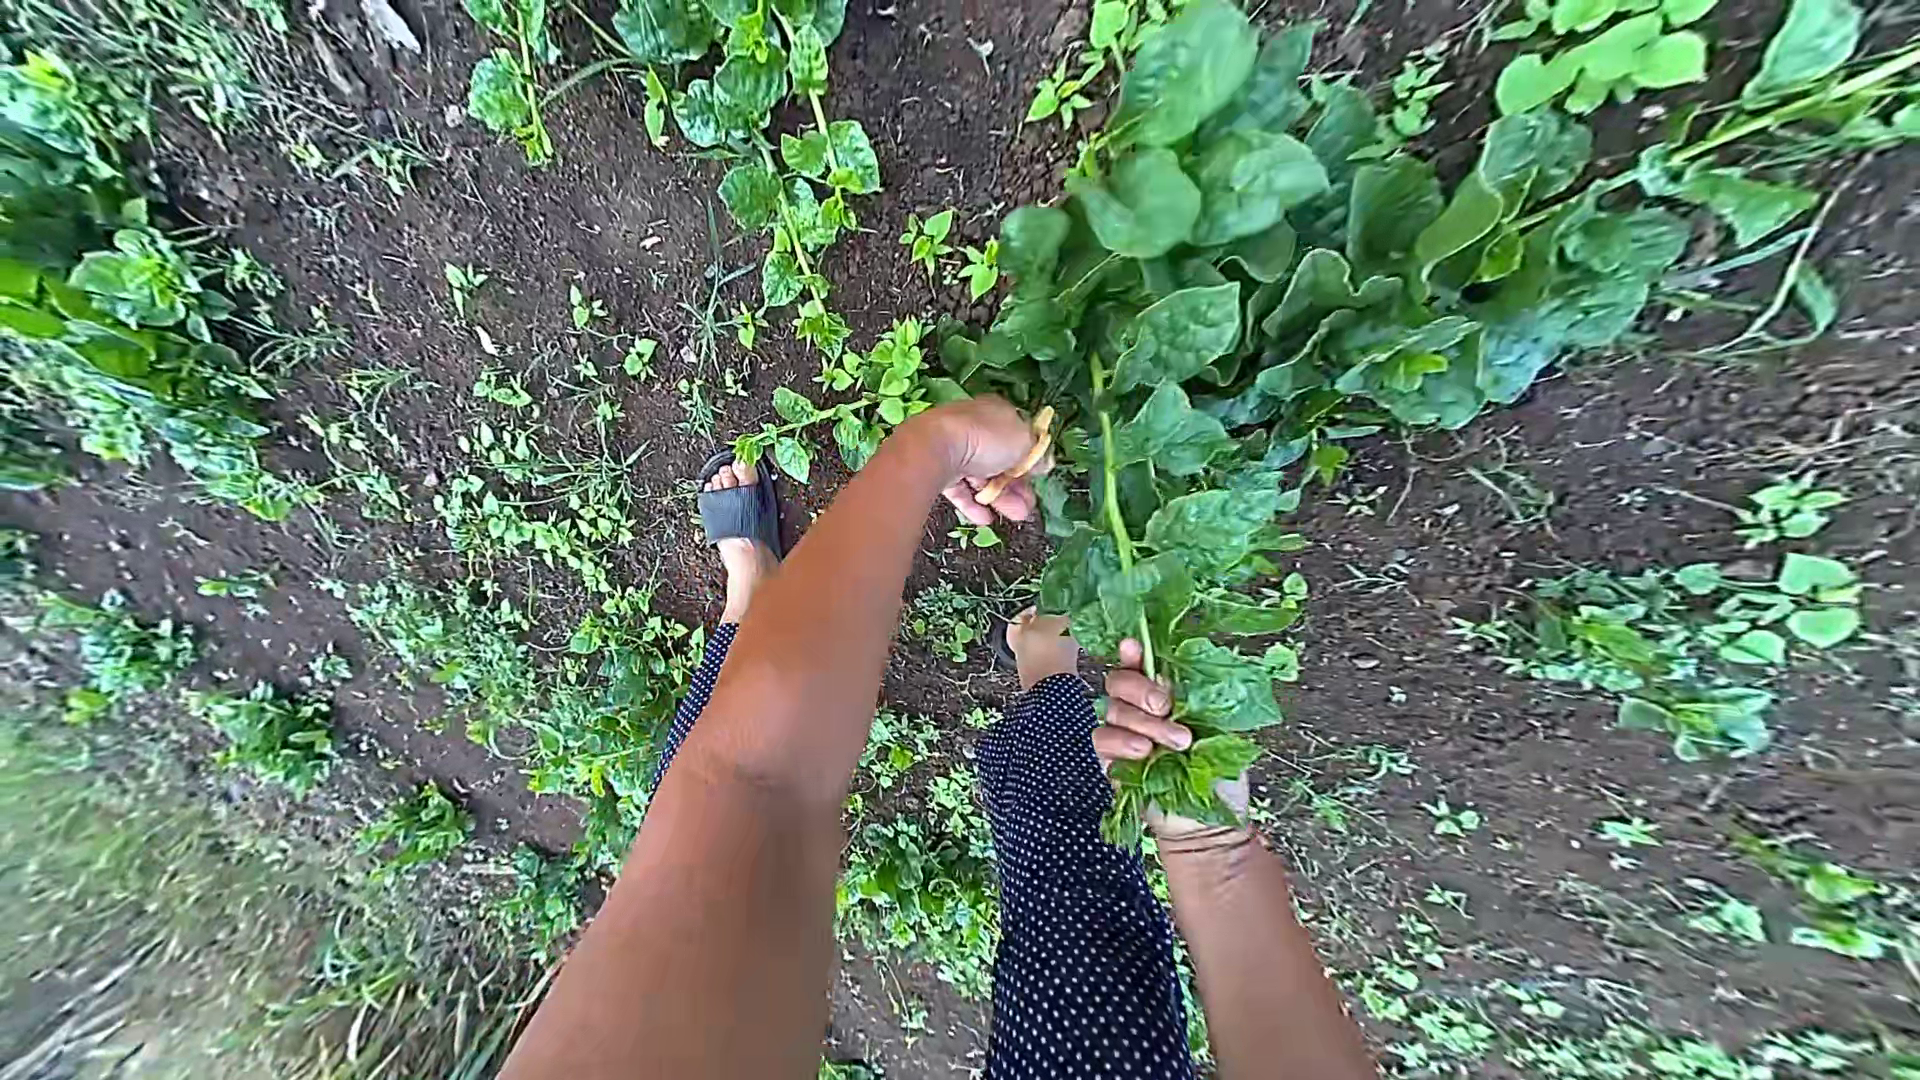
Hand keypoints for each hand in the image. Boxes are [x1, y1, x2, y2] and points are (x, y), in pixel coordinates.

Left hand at [913, 396, 1051, 525]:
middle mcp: (974, 428)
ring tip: (1015, 516)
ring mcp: (954, 449)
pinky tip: (985, 520)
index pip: (1017, 436)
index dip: (1029, 458)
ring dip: (1001, 499)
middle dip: (1017, 486)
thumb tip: (1044, 462)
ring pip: (981, 478)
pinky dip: (973, 504)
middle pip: (1000, 461)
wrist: (936, 448)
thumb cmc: (986, 437)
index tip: (1038, 477)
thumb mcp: (1024, 441)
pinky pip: (960, 489)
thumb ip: (1036, 452)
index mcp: (996, 413)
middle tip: (1028, 507)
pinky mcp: (938, 469)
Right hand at [1099, 638, 1251, 846]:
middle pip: (1118, 681)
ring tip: (1175, 743)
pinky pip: (1102, 738)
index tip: (1133, 647)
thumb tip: (1170, 675)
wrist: (1210, 825)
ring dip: (1143, 722)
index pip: (1138, 666)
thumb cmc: (1219, 775)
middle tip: (1166, 707)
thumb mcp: (1218, 728)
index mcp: (1163, 696)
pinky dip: (1121, 741)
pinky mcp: (1109, 760)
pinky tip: (1143, 752)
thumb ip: (1194, 698)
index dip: (1132, 654)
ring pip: (1112, 709)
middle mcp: (1138, 710)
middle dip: (1140, 689)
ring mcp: (1122, 733)